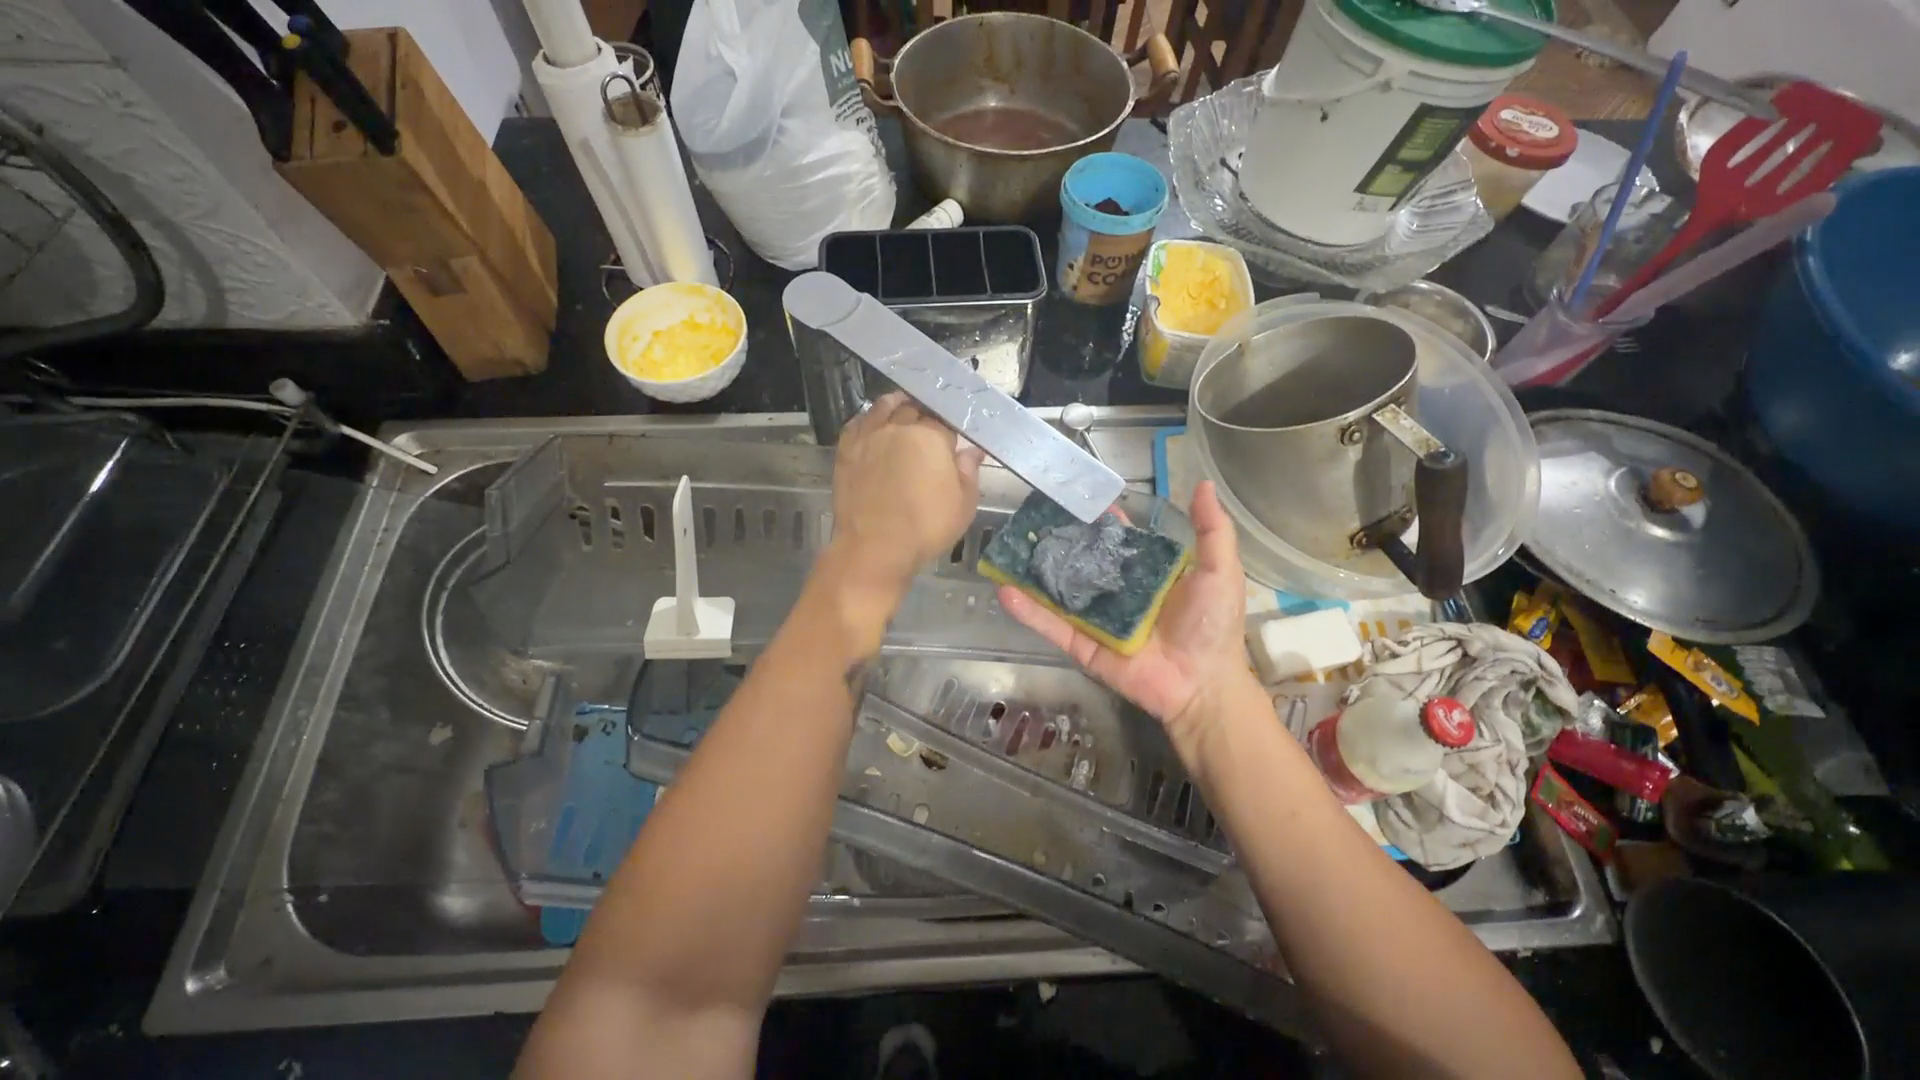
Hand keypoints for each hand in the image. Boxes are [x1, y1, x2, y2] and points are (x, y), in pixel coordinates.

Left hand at [824, 392, 984, 602]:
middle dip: (923, 414)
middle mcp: (899, 428)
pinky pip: (857, 422)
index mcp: (931, 437)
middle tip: (929, 426)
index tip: (953, 438)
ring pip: (884, 406)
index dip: (950, 428)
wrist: (874, 547)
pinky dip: (868, 418)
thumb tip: (973, 451)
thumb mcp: (963, 505)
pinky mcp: (846, 450)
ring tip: (902, 409)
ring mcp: (869, 436)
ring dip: (896, 405)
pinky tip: (872, 423)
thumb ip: (968, 472)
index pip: (945, 420)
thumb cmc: (926, 528)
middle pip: (914, 409)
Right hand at [997, 481, 1255, 763]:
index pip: (1117, 541)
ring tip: (1006, 549)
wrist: (1203, 685)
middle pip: (1082, 562)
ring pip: (1060, 592)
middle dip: (1059, 541)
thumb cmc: (1212, 627)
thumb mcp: (1219, 571)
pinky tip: (1005, 590)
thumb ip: (1211, 530)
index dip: (1099, 521)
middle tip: (1032, 518)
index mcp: (1148, 574)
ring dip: (1034, 573)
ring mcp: (1098, 620)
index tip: (1077, 498)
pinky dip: (1029, 611)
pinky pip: (1053, 627)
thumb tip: (1204, 484)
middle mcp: (1119, 593)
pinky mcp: (1083, 647)